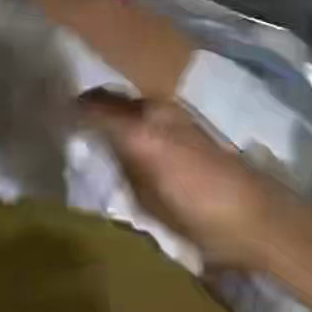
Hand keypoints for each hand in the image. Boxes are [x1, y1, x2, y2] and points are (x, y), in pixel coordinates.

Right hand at [79, 90, 311, 269]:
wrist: (256, 212)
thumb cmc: (199, 215)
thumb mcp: (148, 202)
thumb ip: (121, 168)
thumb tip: (98, 147)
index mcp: (141, 129)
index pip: (95, 107)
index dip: (73, 108)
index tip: (55, 110)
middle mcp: (155, 108)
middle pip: (113, 96)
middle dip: (92, 102)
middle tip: (71, 114)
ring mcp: (175, 110)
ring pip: (132, 100)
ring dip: (114, 107)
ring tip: (97, 123)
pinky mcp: (189, 118)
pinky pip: (150, 108)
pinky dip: (134, 113)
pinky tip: (130, 130)